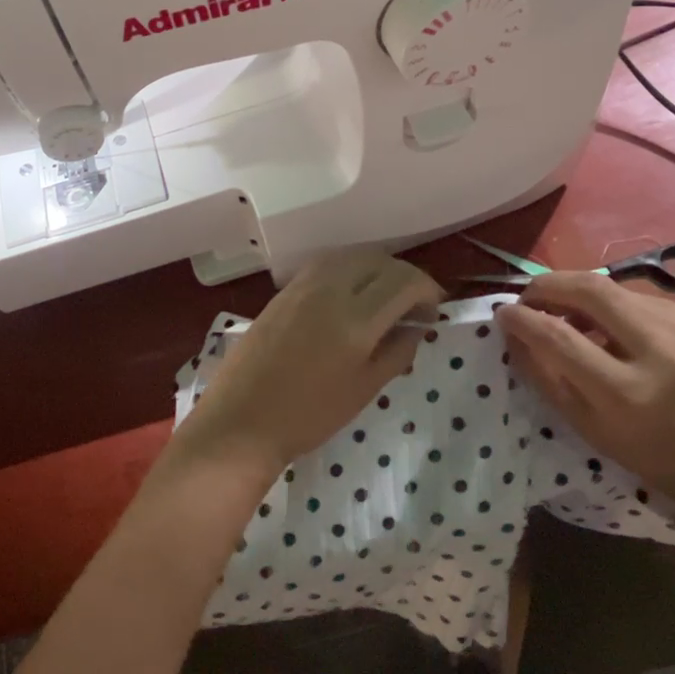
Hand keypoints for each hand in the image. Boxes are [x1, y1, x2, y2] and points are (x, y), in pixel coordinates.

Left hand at [174, 252, 440, 475]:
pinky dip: (348, 270)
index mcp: (356, 319)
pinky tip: (350, 297)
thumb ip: (397, 350)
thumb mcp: (364, 389)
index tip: (432, 312)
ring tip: (383, 300)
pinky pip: (326, 264)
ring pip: (351, 256)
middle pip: (379, 261)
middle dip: (403, 277)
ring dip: (375, 269)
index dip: (427, 290)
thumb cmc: (308, 415)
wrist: (242, 419)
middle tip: (411, 306)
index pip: (404, 280)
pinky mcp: (283, 290)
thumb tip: (417, 325)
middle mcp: (330, 290)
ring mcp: (302, 286)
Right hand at [494, 272, 674, 496]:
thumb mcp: (580, 421)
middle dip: (546, 286)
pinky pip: (621, 293)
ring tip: (552, 311)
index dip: (523, 319)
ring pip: (604, 284)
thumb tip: (510, 328)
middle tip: (525, 300)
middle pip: (589, 289)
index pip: (560, 336)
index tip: (502, 314)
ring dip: (568, 291)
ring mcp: (674, 323)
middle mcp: (655, 347)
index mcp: (626, 389)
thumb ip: (541, 371)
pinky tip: (589, 322)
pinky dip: (594, 301)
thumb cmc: (639, 447)